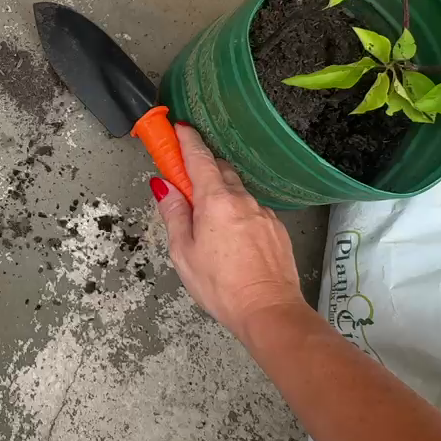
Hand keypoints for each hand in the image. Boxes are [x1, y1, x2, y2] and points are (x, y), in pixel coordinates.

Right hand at [150, 125, 306, 338]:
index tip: (178, 128)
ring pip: (237, 191)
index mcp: (215, 201)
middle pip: (219, 170)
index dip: (187, 140)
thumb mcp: (183, 251)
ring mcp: (263, 213)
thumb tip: (164, 186)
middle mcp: (242, 199)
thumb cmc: (221, 286)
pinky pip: (252, 209)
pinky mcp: (277, 228)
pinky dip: (239, 212)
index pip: (199, 158)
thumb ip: (174, 213)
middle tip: (186, 182)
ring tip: (209, 222)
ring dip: (221, 194)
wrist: (270, 312)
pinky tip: (233, 238)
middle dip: (203, 169)